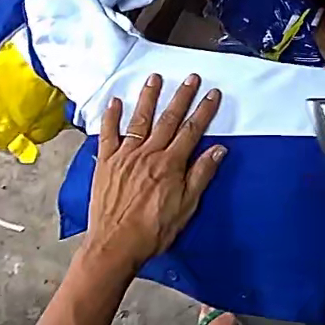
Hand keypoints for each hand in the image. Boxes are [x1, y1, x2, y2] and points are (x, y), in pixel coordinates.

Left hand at [80, 73, 224, 279]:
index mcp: (171, 164)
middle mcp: (148, 154)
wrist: (114, 246)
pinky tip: (116, 102)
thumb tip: (218, 149)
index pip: (192, 130)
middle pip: (169, 119)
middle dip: (181, 97)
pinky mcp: (105, 163)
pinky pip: (108, 135)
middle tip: (191, 78)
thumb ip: (201, 174)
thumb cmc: (155, 229)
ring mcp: (124, 156)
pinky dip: (111, 118)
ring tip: (155, 79)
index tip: (213, 94)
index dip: (204, 110)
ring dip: (149, 98)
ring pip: (139, 121)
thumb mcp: (187, 205)